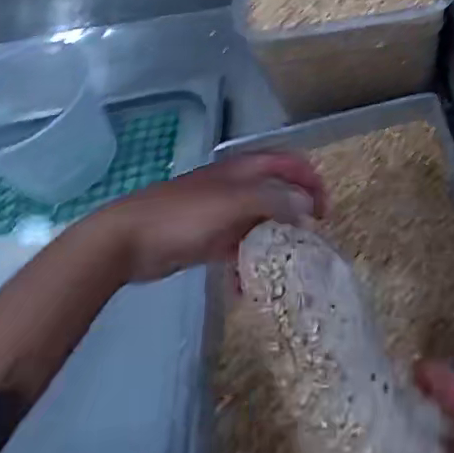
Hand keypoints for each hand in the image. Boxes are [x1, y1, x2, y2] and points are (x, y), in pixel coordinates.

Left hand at [85, 152, 325, 283]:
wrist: (128, 239)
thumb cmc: (184, 215)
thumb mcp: (233, 203)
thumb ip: (273, 200)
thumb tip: (307, 206)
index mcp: (246, 169)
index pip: (291, 164)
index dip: (312, 182)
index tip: (324, 215)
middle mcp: (238, 186)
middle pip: (279, 193)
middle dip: (298, 216)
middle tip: (310, 245)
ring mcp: (223, 213)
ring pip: (261, 222)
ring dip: (274, 242)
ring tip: (286, 269)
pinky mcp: (209, 238)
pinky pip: (239, 248)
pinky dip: (247, 264)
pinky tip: (246, 288)